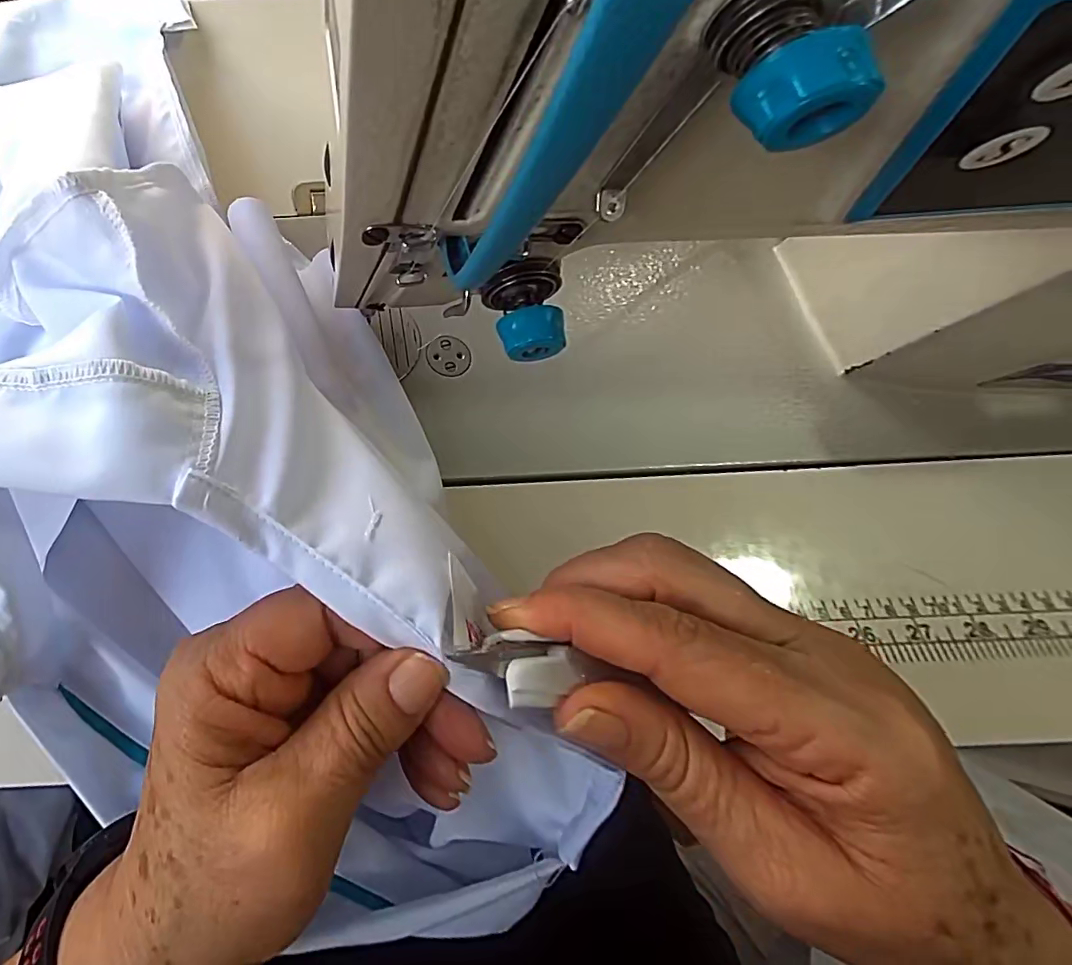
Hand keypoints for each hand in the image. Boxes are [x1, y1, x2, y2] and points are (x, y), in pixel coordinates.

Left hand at [59, 586, 495, 964]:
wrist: (180, 934)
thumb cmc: (219, 881)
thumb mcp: (294, 811)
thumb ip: (356, 731)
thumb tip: (423, 663)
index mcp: (215, 666)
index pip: (308, 614)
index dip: (383, 630)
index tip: (452, 674)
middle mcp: (233, 662)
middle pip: (337, 643)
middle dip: (409, 687)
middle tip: (470, 745)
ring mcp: (255, 691)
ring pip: (350, 675)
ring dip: (409, 718)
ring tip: (451, 777)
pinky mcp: (277, 720)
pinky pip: (344, 708)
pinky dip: (390, 737)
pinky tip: (426, 778)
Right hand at [490, 534, 1071, 964]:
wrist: (969, 910)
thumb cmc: (880, 904)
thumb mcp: (770, 861)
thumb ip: (671, 768)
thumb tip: (573, 703)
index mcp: (836, 722)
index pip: (678, 639)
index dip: (581, 617)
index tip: (510, 621)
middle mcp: (822, 655)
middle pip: (670, 571)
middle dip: (578, 586)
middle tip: (525, 632)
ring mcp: (804, 637)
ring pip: (669, 568)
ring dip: (595, 590)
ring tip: (555, 642)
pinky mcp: (780, 636)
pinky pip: (681, 592)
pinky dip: (620, 605)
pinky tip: (600, 648)